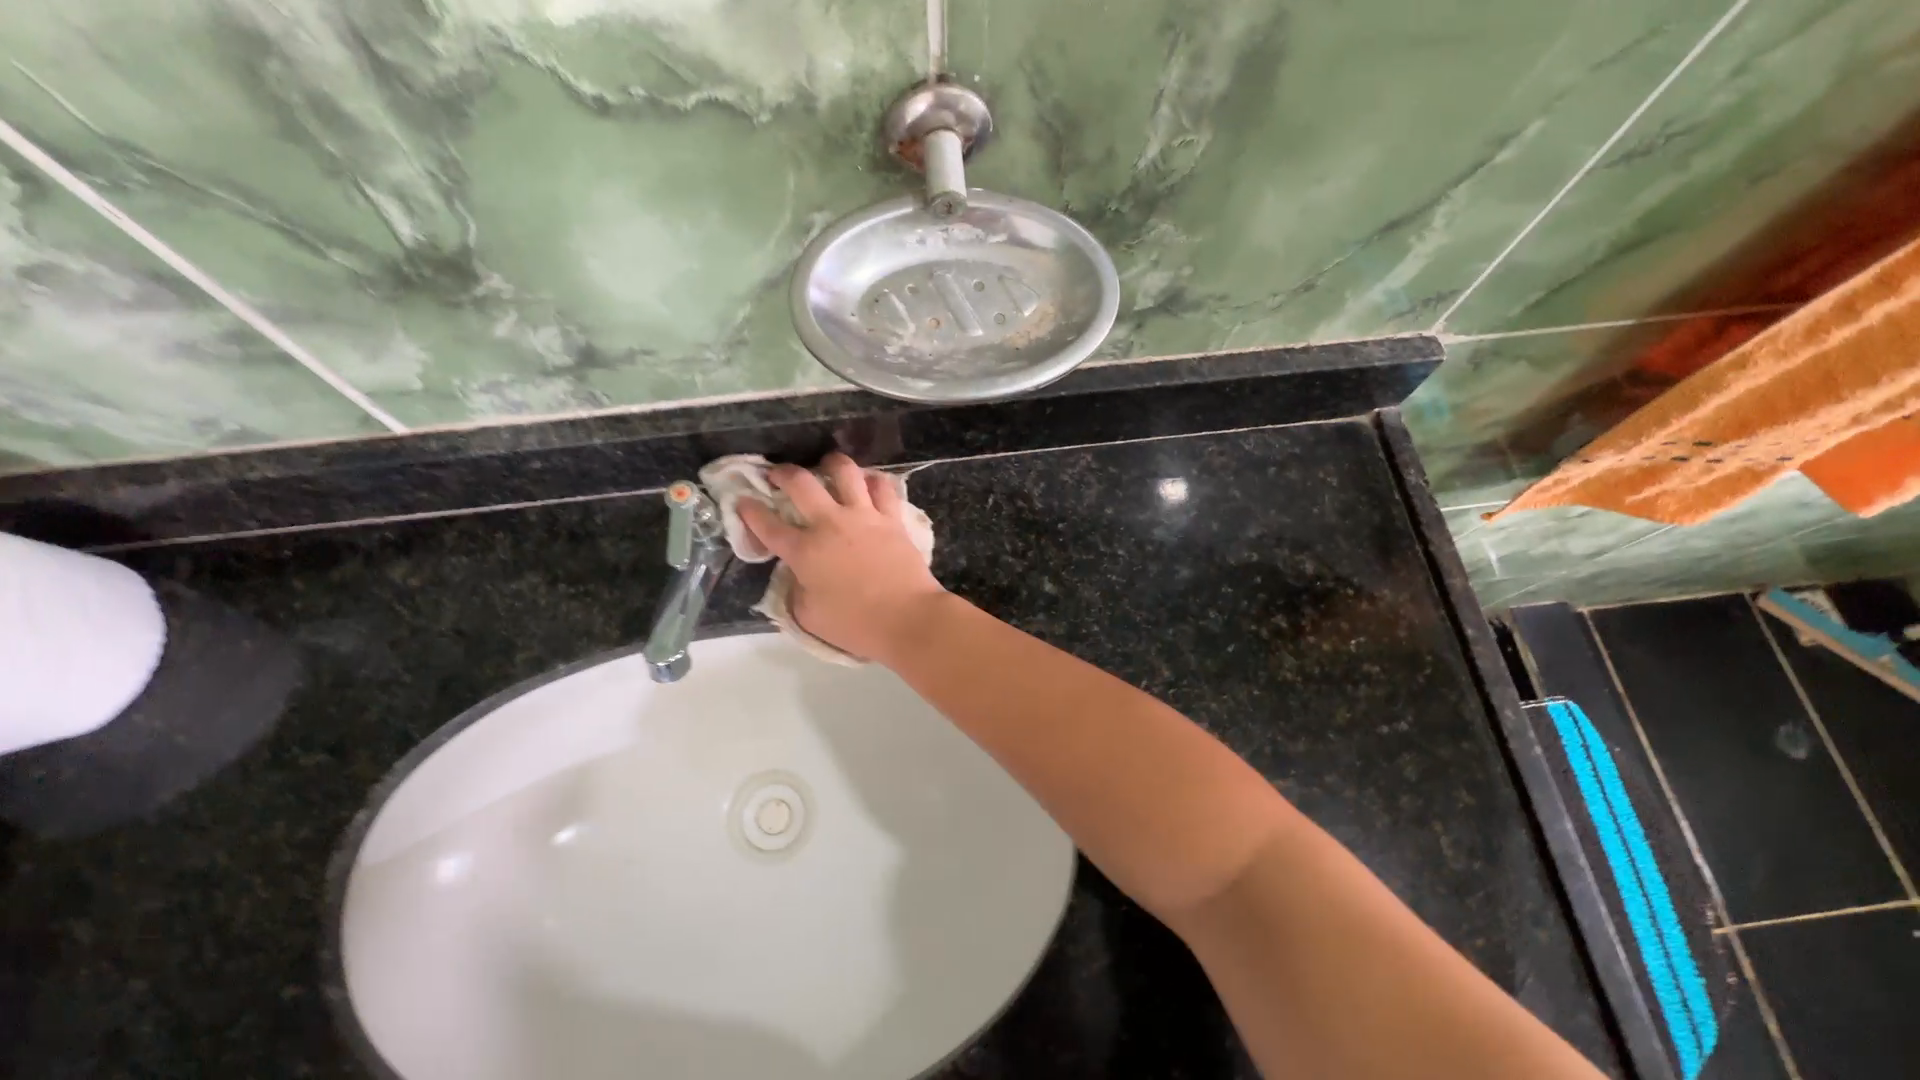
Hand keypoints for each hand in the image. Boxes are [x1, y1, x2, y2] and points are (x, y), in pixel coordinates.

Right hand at [737, 453, 948, 664]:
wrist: (907, 618)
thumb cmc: (855, 625)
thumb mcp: (809, 616)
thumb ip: (796, 591)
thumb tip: (797, 576)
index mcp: (804, 551)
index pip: (768, 525)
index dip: (750, 511)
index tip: (742, 500)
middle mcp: (830, 524)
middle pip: (800, 483)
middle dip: (782, 473)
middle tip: (777, 474)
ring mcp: (863, 516)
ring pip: (845, 471)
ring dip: (831, 463)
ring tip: (827, 465)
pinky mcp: (892, 518)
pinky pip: (882, 487)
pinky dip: (873, 480)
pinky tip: (868, 482)